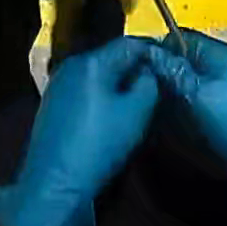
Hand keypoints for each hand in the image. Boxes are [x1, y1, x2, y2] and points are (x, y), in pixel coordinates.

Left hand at [0, 35, 159, 225]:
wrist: (55, 181)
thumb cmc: (98, 144)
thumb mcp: (134, 115)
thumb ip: (148, 85)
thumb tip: (150, 69)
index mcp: (90, 61)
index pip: (127, 44)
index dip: (152, 51)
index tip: (172, 64)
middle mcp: (71, 64)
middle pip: (111, 57)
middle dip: (136, 68)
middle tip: (159, 84)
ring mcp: (59, 82)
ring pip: (98, 74)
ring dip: (120, 83)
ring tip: (141, 99)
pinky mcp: (54, 102)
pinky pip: (85, 88)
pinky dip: (103, 94)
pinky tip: (114, 112)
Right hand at [148, 30, 226, 225]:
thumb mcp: (198, 93)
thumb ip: (171, 69)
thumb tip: (145, 49)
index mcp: (216, 52)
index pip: (177, 35)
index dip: (156, 46)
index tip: (135, 64)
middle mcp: (220, 65)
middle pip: (182, 58)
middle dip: (162, 71)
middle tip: (141, 88)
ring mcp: (226, 88)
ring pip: (188, 80)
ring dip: (172, 92)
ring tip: (153, 106)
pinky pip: (198, 99)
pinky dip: (184, 106)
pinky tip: (172, 120)